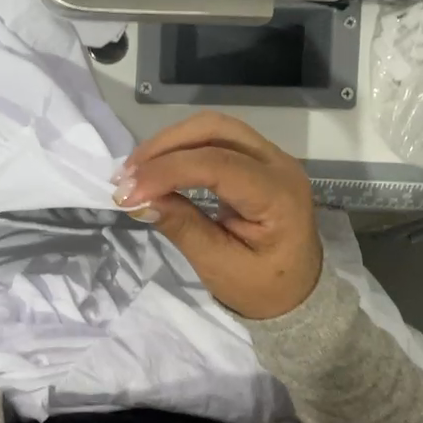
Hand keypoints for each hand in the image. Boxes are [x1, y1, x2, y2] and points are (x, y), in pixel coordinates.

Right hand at [113, 112, 322, 319]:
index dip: (166, 172)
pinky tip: (155, 168)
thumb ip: (182, 227)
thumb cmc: (261, 287)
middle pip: (214, 129)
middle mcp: (278, 164)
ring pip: (211, 127)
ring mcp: (269, 157)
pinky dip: (179, 148)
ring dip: (168, 144)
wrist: (297, 294)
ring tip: (135, 172)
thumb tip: (139, 200)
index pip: (217, 164)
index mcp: (278, 195)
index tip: (126, 194)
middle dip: (164, 147)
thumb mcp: (219, 266)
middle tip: (126, 177)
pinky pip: (214, 139)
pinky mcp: (255, 159)